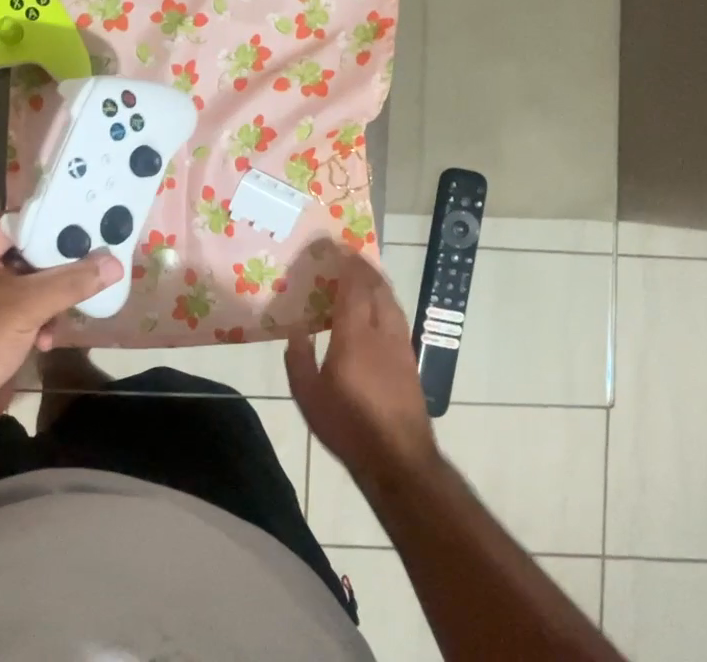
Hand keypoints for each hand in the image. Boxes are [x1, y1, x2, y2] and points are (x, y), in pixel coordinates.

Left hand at [0, 223, 121, 425]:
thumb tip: (115, 263)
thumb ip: (71, 282)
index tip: (93, 222)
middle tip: (101, 262)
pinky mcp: (5, 322)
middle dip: (64, 265)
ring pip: (40, 283)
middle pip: (36, 253)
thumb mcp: (28, 306)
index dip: (55, 222)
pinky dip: (45, 321)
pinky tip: (47, 341)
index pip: (24, 221)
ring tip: (71, 310)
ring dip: (57, 299)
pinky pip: (36, 309)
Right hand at [284, 251, 437, 476]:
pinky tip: (375, 311)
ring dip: (378, 284)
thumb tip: (296, 330)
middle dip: (364, 268)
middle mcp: (383, 333)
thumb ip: (299, 358)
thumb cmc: (347, 425)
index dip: (347, 264)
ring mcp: (401, 347)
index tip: (335, 247)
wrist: (398, 458)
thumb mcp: (307, 395)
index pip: (354, 288)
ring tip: (361, 276)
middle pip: (379, 289)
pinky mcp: (410, 362)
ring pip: (392, 303)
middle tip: (347, 256)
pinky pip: (397, 319)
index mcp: (355, 336)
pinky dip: (385, 303)